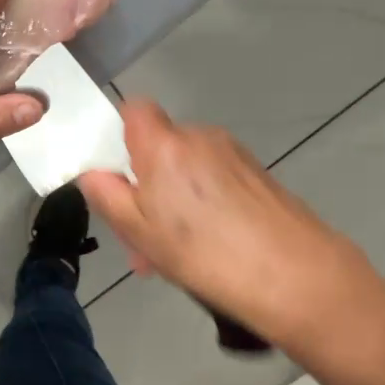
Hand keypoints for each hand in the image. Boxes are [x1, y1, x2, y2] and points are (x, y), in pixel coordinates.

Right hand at [79, 101, 384, 353]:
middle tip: (135, 238)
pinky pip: (211, 183)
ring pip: (184, 170)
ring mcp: (233, 156)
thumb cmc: (202, 252)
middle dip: (141, 186)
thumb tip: (93, 173)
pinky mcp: (257, 176)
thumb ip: (107, 196)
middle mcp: (200, 138)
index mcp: (165, 145)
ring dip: (169, 203)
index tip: (112, 177)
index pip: (134, 110)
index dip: (117, 136)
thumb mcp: (138, 230)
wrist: (292, 274)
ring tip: (168, 252)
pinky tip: (202, 248)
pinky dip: (198, 208)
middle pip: (158, 147)